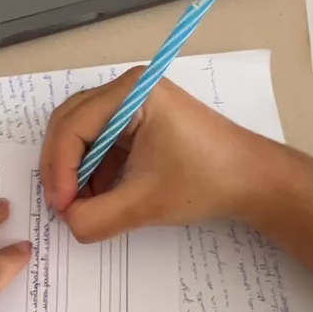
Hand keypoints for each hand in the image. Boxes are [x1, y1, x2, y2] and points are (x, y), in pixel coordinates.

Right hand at [39, 68, 283, 241]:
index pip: (73, 126)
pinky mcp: (138, 121)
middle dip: (61, 167)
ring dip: (74, 170)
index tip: (62, 207)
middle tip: (62, 205)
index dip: (60, 169)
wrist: (252, 181)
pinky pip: (98, 142)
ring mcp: (132, 104)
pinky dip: (91, 170)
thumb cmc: (207, 182)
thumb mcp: (144, 204)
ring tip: (81, 204)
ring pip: (80, 134)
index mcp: (131, 93)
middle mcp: (127, 89)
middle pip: (69, 123)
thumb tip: (67, 222)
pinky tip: (98, 196)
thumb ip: (95, 217)